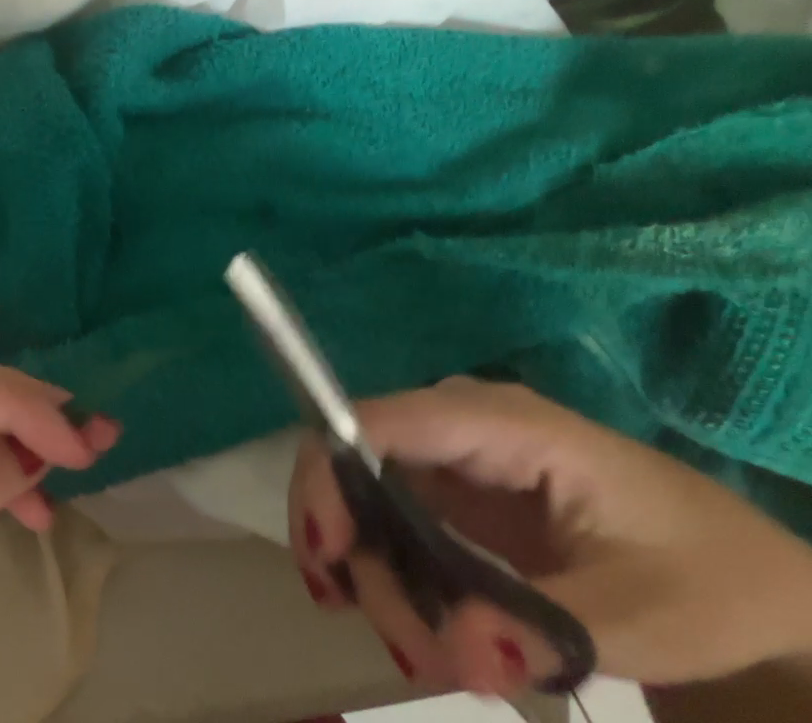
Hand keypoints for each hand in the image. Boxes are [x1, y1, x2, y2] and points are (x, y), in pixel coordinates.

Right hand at [289, 377, 811, 697]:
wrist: (748, 585)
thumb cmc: (708, 585)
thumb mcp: (644, 621)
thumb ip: (544, 634)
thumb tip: (452, 651)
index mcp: (505, 426)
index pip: (376, 423)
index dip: (329, 478)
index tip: (327, 560)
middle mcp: (456, 423)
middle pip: (349, 459)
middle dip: (352, 547)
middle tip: (406, 640)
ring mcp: (444, 453)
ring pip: (354, 491)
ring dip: (367, 570)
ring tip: (424, 649)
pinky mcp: (441, 487)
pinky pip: (375, 512)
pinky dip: (375, 567)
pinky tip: (406, 618)